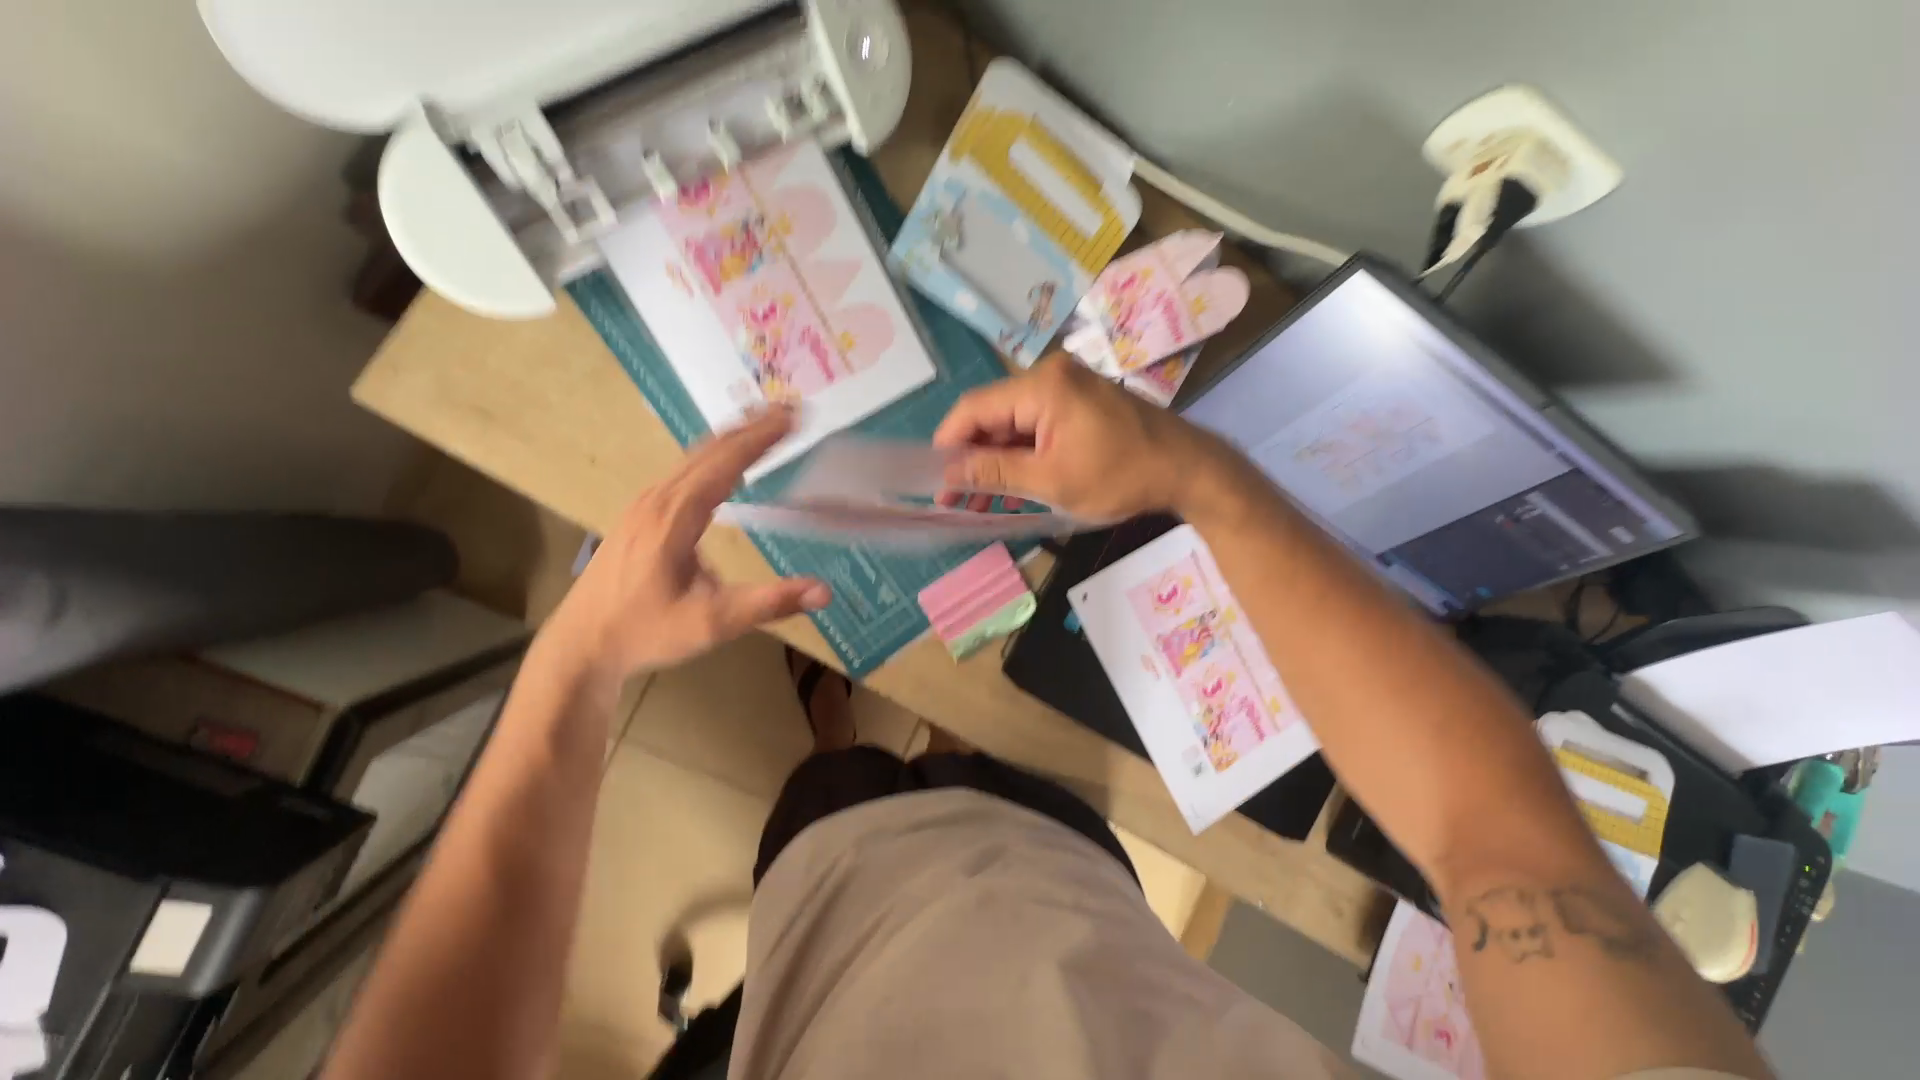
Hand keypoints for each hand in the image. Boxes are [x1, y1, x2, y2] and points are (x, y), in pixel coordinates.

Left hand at [543, 407, 831, 685]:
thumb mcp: (712, 622)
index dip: (761, 438)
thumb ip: (769, 603)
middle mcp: (657, 500)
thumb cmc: (646, 632)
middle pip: (709, 450)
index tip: (794, 416)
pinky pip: (682, 472)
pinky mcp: (639, 516)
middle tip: (790, 411)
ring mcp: (644, 506)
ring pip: (692, 458)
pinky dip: (712, 457)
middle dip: (751, 427)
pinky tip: (725, 465)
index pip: (725, 463)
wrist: (582, 646)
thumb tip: (824, 593)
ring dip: (731, 439)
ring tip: (765, 426)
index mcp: (674, 516)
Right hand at [933, 354, 1244, 522]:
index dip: (948, 443)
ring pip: (1012, 421)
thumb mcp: (1052, 482)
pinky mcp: (1079, 399)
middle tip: (953, 497)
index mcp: (1042, 386)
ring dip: (995, 458)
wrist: (1187, 469)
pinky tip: (1009, 482)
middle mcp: (1050, 374)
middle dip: (971, 456)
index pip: (974, 407)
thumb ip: (995, 474)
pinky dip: (1021, 451)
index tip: (933, 478)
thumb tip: (949, 474)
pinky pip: (1036, 422)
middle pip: (992, 412)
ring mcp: (1067, 384)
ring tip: (976, 499)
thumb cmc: (1120, 476)